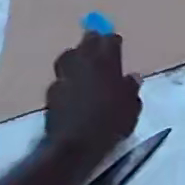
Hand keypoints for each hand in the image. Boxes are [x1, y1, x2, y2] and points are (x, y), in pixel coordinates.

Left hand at [42, 31, 141, 170]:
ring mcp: (64, 74)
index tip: (117, 45)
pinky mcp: (51, 90)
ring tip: (84, 63)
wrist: (76, 144)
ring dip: (77, 56)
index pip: (110, 40)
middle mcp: (83, 61)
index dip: (114, 42)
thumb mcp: (132, 108)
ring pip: (69, 54)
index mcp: (106, 62)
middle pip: (87, 41)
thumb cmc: (111, 123)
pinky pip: (61, 76)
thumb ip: (132, 88)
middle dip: (95, 42)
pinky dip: (68, 78)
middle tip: (101, 49)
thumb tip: (133, 77)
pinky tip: (72, 87)